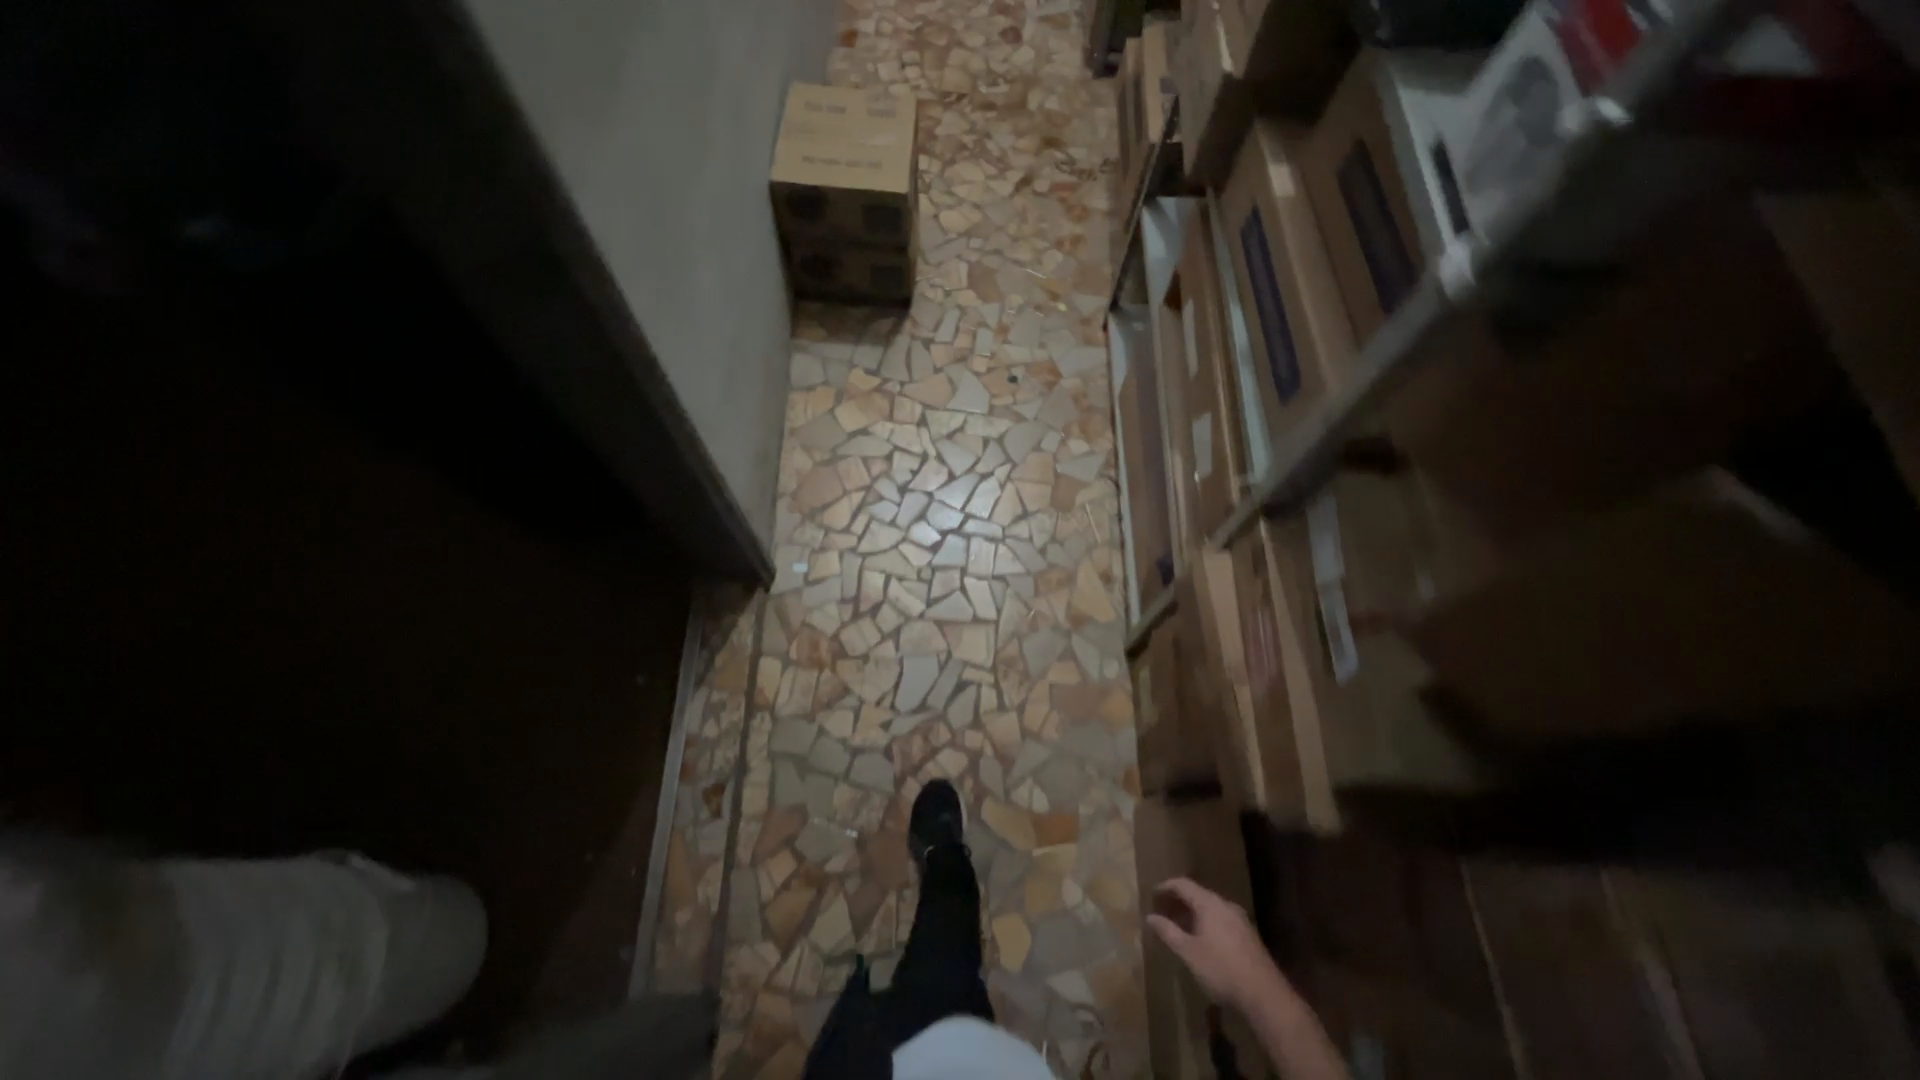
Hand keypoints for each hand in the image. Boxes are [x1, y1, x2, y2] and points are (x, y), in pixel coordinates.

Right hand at [1146, 877, 1288, 1011]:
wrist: (1263, 993)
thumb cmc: (1220, 968)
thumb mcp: (1188, 951)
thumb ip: (1168, 931)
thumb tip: (1149, 916)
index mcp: (1210, 904)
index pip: (1183, 884)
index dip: (1166, 887)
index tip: (1152, 895)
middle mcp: (1226, 905)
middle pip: (1198, 894)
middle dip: (1178, 901)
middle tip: (1161, 911)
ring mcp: (1240, 920)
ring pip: (1211, 908)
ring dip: (1192, 913)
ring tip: (1178, 926)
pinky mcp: (1248, 935)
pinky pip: (1221, 919)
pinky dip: (1206, 923)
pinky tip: (1201, 940)